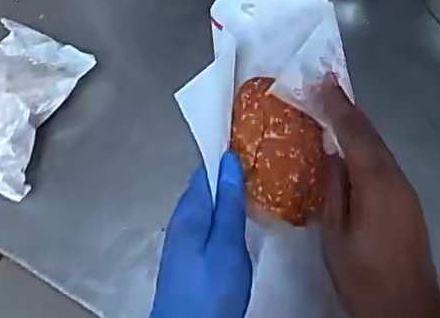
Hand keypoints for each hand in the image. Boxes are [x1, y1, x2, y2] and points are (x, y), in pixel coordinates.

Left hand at [150, 152, 252, 317]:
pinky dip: (221, 220)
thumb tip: (229, 159)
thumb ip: (228, 203)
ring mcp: (181, 242)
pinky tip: (237, 230)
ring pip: (206, 209)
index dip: (225, 156)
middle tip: (258, 171)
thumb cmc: (209, 292)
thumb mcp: (226, 245)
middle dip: (228, 178)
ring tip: (253, 196)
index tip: (248, 147)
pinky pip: (205, 228)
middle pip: (205, 188)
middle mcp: (181, 220)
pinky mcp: (186, 262)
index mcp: (189, 209)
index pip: (205, 168)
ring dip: (226, 200)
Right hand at [320, 85, 439, 317]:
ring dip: (358, 126)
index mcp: (375, 180)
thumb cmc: (365, 276)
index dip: (338, 105)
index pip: (354, 132)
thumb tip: (331, 153)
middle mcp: (394, 176)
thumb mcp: (336, 234)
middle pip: (369, 134)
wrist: (409, 311)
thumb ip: (332, 189)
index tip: (324, 81)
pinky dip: (366, 145)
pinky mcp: (407, 200)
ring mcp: (404, 188)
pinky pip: (383, 160)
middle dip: (348, 109)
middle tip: (327, 86)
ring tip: (336, 109)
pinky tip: (353, 146)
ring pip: (378, 146)